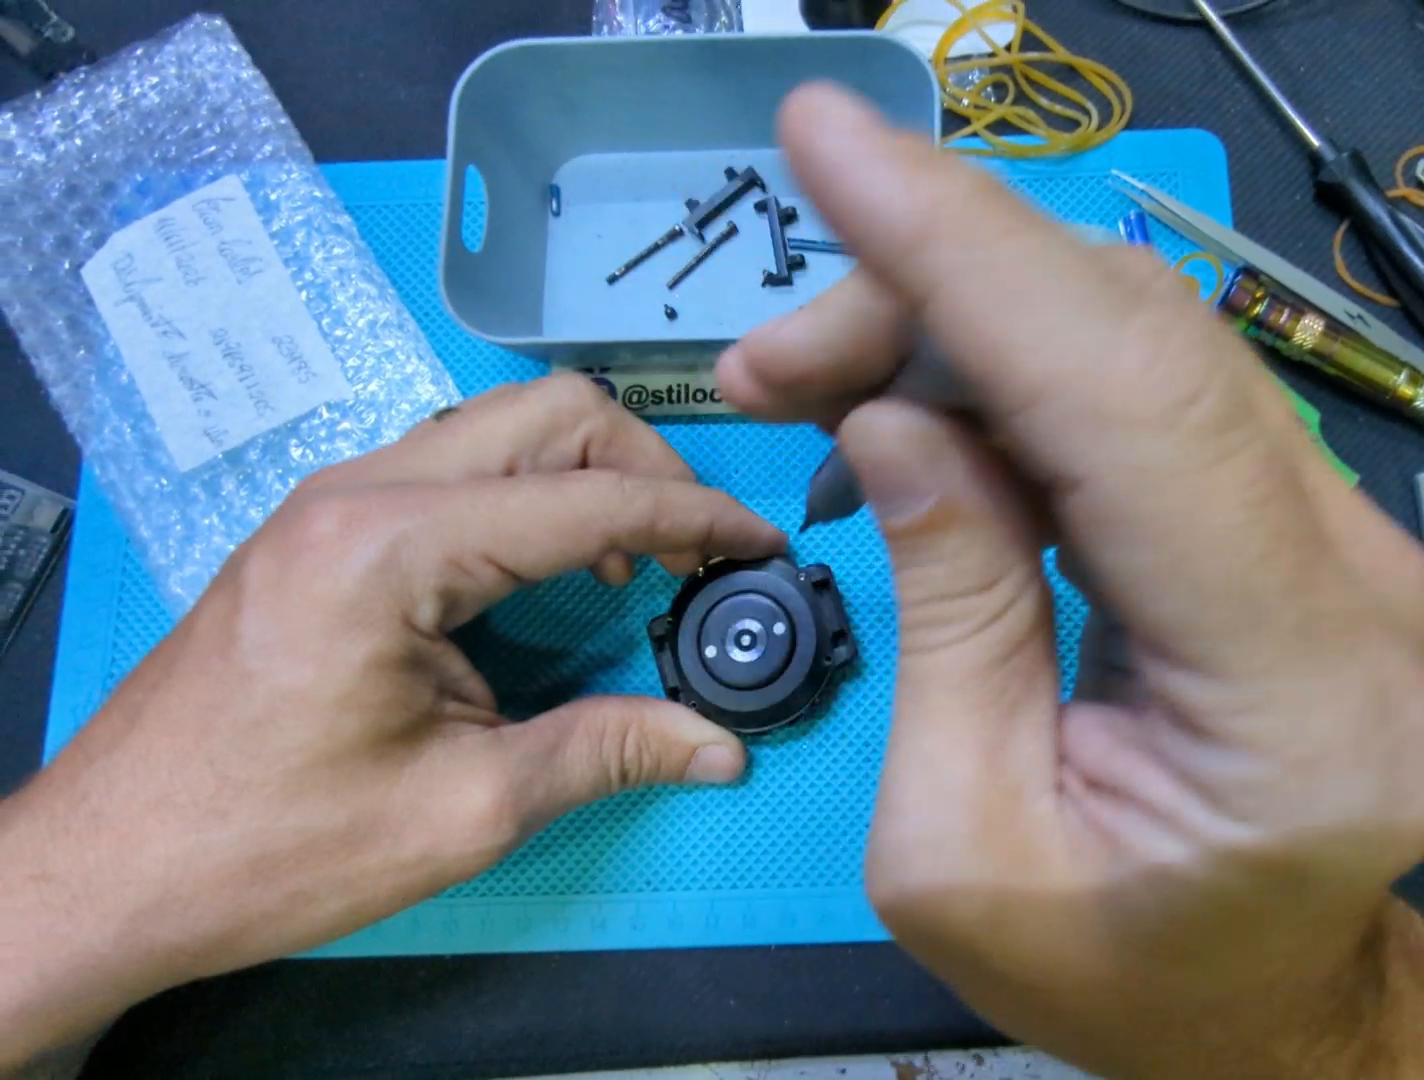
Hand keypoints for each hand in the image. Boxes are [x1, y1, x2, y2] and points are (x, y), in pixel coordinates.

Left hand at [0, 375, 785, 1066]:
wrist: (97, 874)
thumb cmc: (276, 846)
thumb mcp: (470, 810)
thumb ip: (613, 751)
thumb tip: (725, 748)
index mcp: (396, 549)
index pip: (593, 499)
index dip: (698, 518)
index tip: (762, 545)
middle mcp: (368, 488)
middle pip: (557, 412)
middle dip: (653, 467)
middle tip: (698, 546)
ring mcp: (345, 492)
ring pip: (516, 420)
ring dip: (603, 470)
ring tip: (645, 554)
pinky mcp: (339, 516)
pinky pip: (477, 458)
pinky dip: (552, 488)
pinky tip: (568, 561)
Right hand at [718, 87, 1423, 1079]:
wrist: (1253, 1003)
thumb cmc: (1113, 970)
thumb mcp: (958, 843)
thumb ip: (945, 615)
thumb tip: (894, 418)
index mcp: (1295, 707)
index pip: (1131, 406)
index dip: (970, 255)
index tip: (831, 141)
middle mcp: (1355, 594)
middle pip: (1135, 348)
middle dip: (932, 299)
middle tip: (776, 359)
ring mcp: (1341, 549)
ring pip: (1138, 348)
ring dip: (962, 331)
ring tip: (819, 388)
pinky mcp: (1292, 532)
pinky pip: (1143, 399)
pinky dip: (1014, 378)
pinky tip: (919, 423)